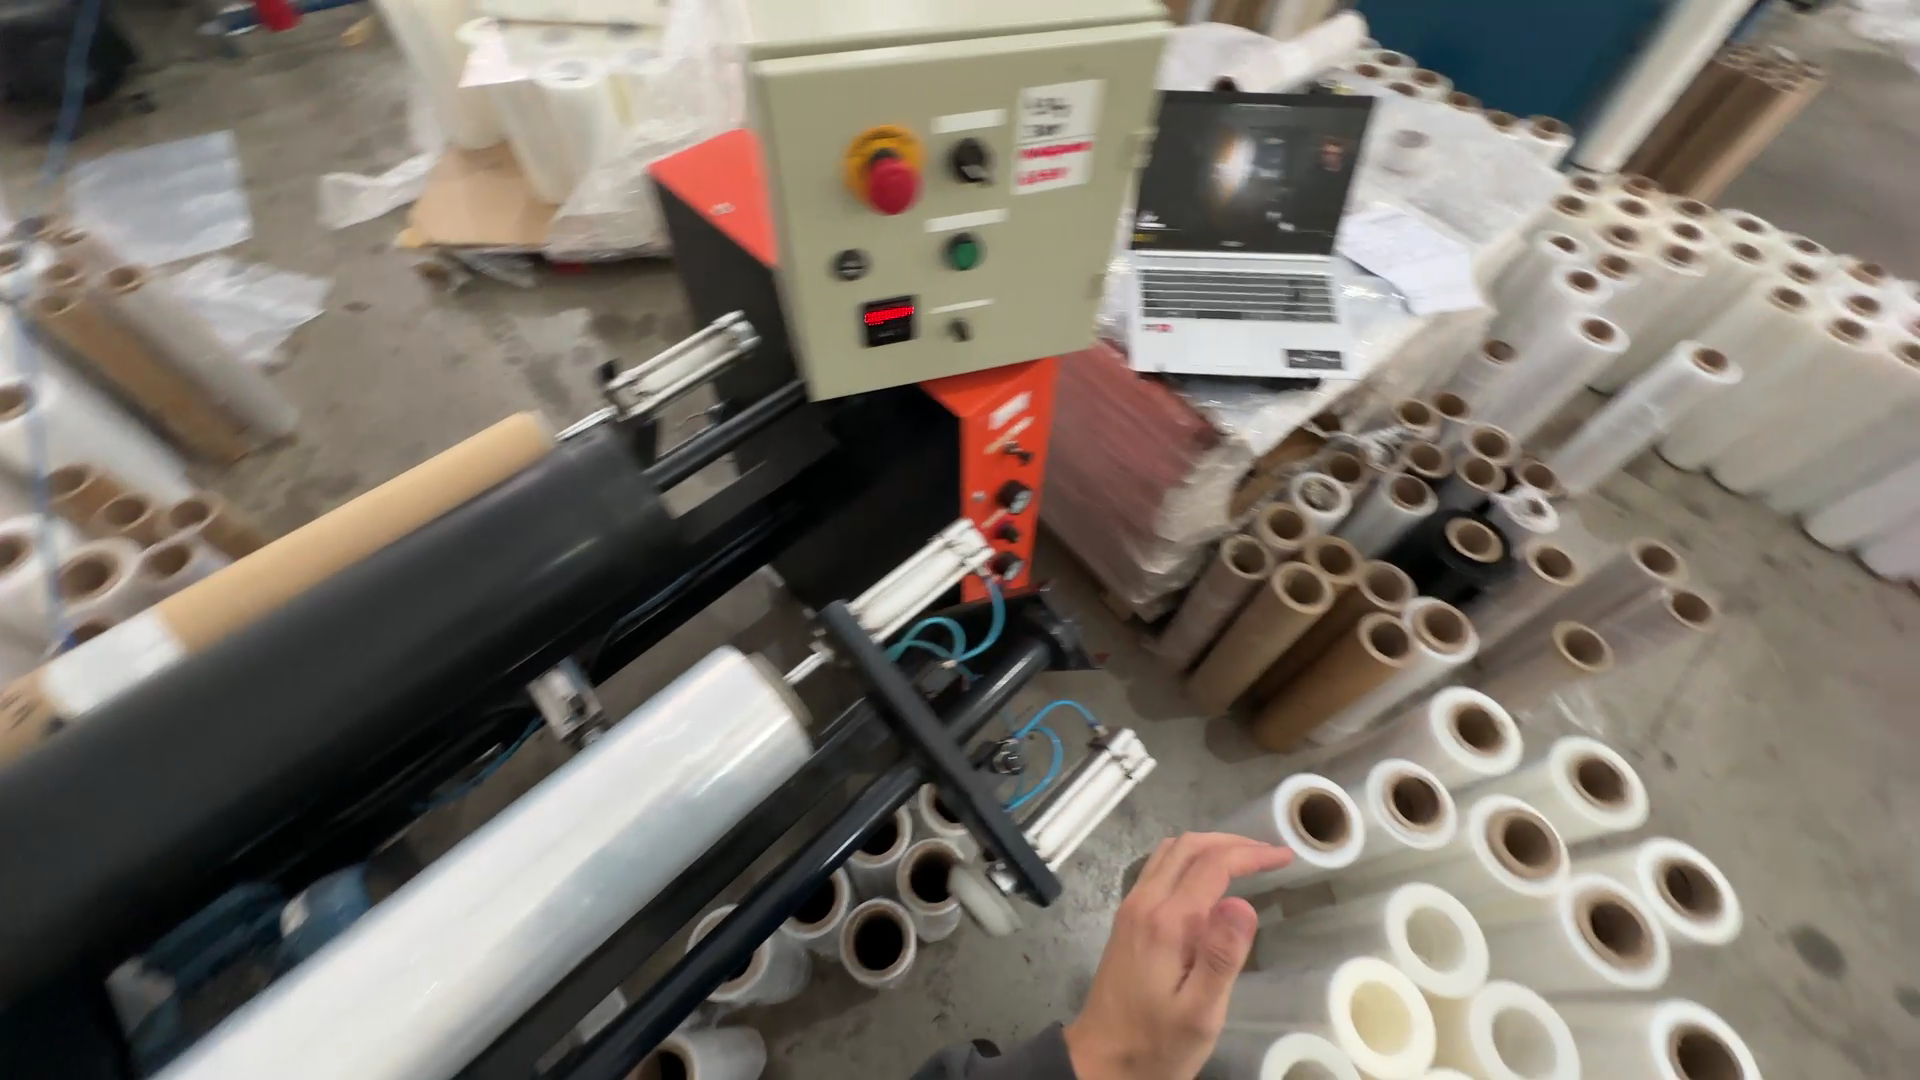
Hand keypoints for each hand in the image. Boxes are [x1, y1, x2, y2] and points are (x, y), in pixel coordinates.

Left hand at [1062, 833, 1291, 1079]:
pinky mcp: (1128, 917)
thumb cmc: (1157, 1044)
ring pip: (1169, 852)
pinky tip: (1207, 879)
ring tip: (1245, 859)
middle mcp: (1145, 901)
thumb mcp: (1201, 1014)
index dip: (1250, 854)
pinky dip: (1188, 858)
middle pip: (1187, 847)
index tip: (1284, 855)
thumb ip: (1221, 957)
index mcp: (1166, 921)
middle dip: (1231, 842)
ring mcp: (1132, 906)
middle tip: (1269, 853)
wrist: (1102, 1058)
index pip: (1211, 865)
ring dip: (1208, 846)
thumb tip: (1243, 903)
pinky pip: (1158, 868)